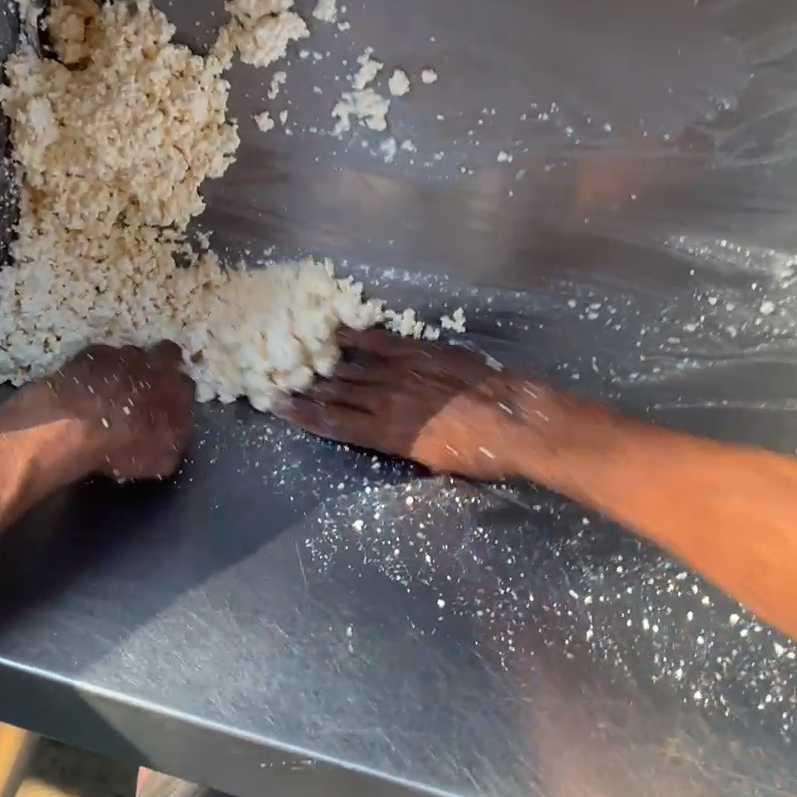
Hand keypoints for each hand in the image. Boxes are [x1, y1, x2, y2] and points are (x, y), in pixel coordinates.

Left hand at [0, 342, 194, 482]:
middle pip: (169, 354)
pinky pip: (103, 357)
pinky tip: (88, 386)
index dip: (176, 398)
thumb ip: (174, 441)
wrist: (75, 423)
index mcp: (177, 391)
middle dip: (163, 365)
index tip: (167, 409)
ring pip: (134, 353)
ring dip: (129, 367)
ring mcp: (123, 354)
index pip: (187, 388)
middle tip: (149, 386)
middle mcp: (156, 365)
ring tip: (113, 388)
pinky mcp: (93, 352)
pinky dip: (99, 369)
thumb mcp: (160, 460)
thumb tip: (175, 434)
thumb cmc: (123, 445)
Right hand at [278, 327, 601, 482]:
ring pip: (353, 370)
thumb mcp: (436, 464)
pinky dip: (355, 337)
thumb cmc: (482, 455)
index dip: (305, 416)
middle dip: (307, 390)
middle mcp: (386, 402)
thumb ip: (407, 445)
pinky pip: (380, 341)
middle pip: (337, 395)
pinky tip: (335, 333)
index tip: (279, 408)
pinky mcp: (419, 352)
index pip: (335, 424)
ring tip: (301, 362)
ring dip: (325, 368)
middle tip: (280, 381)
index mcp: (389, 435)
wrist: (517, 422)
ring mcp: (401, 373)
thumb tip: (395, 436)